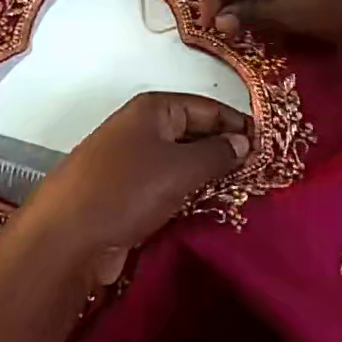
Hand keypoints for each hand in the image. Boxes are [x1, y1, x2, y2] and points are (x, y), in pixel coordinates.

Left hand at [18, 92, 250, 285]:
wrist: (70, 233)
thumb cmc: (127, 188)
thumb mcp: (179, 168)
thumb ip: (216, 153)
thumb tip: (243, 141)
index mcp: (154, 108)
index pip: (207, 107)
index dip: (238, 124)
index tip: (271, 146)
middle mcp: (143, 127)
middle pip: (194, 131)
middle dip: (226, 150)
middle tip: (266, 173)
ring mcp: (135, 159)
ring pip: (182, 161)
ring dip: (210, 175)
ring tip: (248, 192)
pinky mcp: (130, 190)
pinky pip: (169, 184)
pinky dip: (191, 193)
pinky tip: (214, 207)